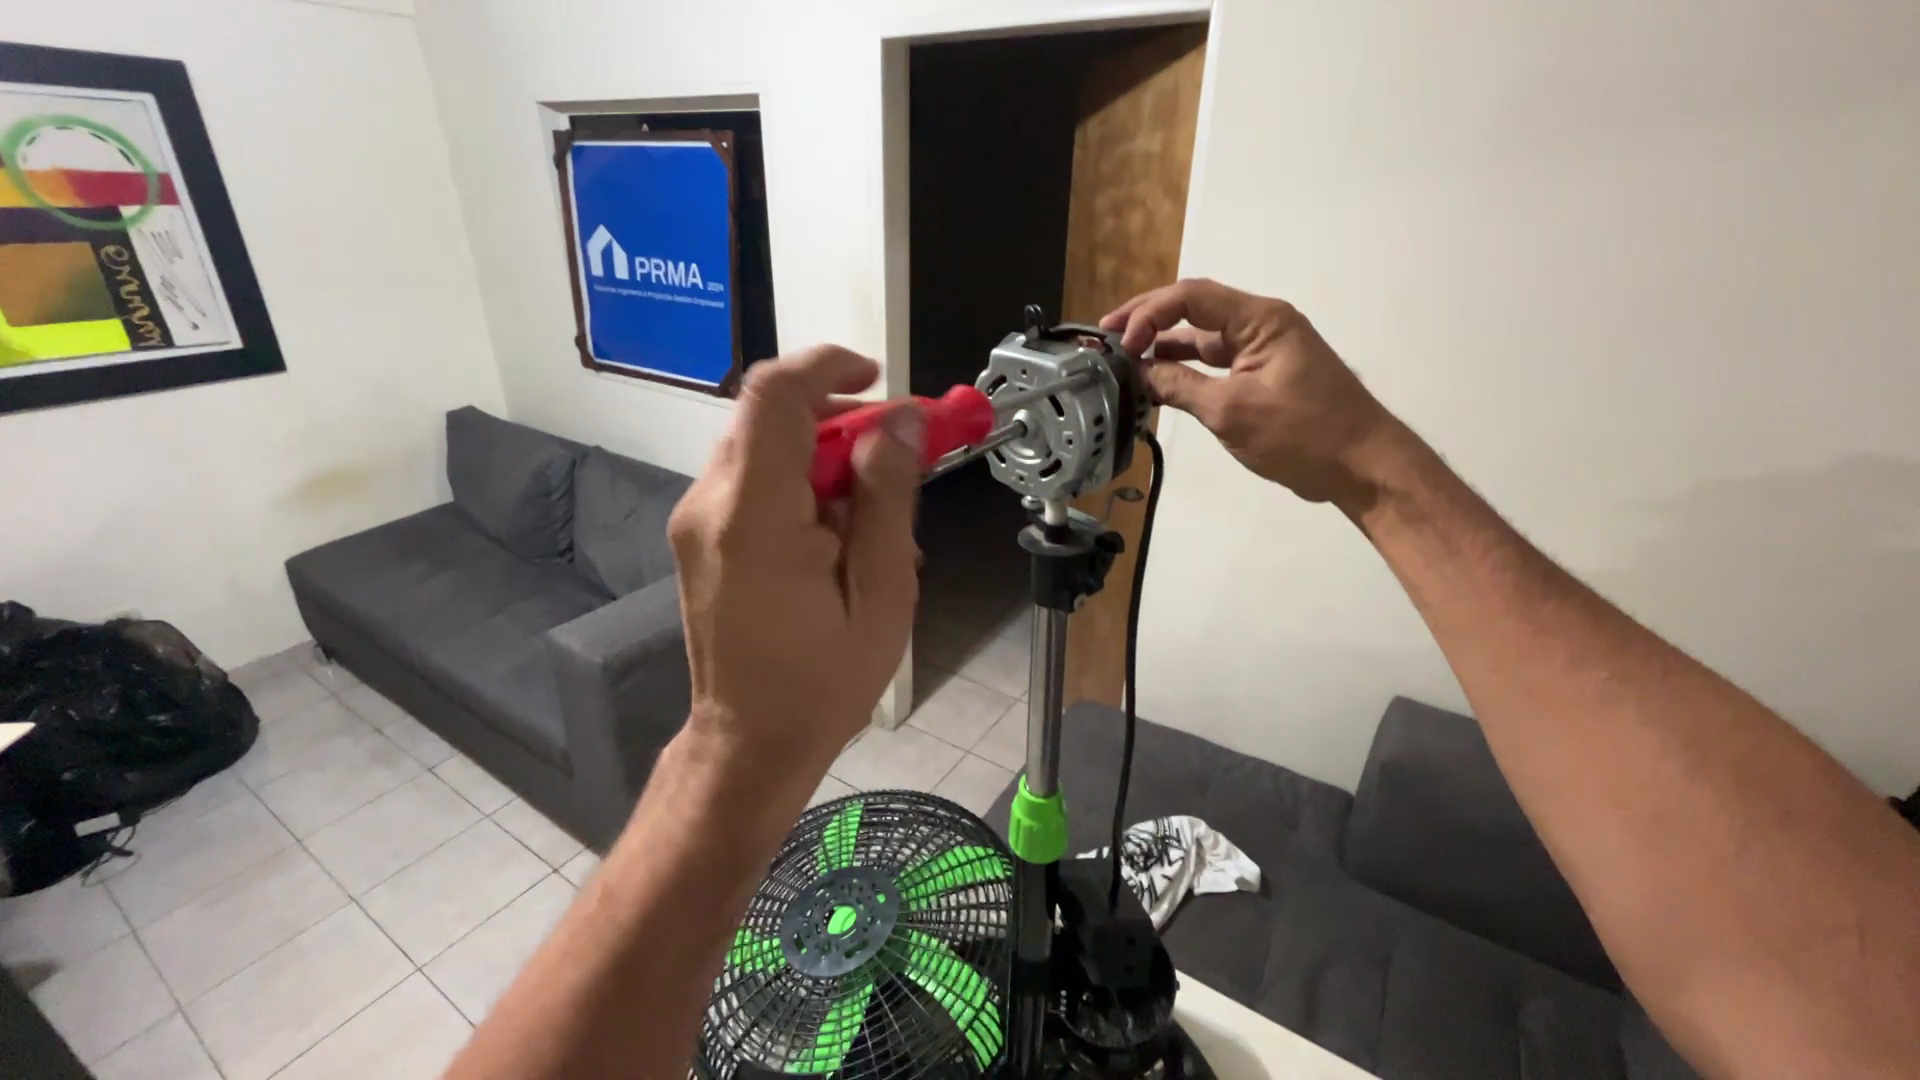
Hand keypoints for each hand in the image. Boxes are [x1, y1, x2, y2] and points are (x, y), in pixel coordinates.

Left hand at [668, 347, 923, 768]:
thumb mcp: (881, 593)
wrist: (751, 741)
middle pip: (773, 418)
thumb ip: (887, 497)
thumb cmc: (823, 682)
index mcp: (754, 515)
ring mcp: (698, 521)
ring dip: (827, 456)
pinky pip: (754, 482)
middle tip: (901, 454)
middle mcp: (710, 504)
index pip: (776, 395)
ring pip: (766, 448)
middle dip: (843, 419)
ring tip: (877, 512)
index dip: (829, 366)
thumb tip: (902, 423)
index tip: (880, 379)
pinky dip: (802, 485)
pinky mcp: (701, 537)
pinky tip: (840, 535)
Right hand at [1103, 279, 1397, 504]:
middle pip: (1194, 309)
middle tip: (1106, 334)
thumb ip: (1181, 386)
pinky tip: (1156, 380)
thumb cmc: (1303, 435)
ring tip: (1123, 358)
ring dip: (1163, 345)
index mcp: (1260, 320)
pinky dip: (1184, 368)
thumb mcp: (1231, 412)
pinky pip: (1215, 362)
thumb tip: (1140, 372)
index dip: (1149, 314)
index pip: (1192, 297)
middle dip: (1149, 319)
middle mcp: (1261, 325)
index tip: (1122, 343)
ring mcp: (1262, 350)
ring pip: (1202, 337)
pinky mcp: (1262, 375)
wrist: (1361, 465)